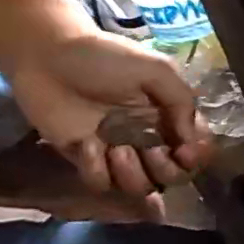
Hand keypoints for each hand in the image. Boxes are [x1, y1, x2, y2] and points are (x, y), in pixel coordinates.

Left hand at [6, 31, 215, 197]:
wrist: (48, 58)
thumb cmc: (106, 58)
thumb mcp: (155, 69)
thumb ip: (181, 102)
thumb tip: (190, 141)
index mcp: (168, 115)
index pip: (195, 147)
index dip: (195, 157)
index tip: (183, 151)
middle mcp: (148, 137)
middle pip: (172, 175)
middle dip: (165, 169)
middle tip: (150, 151)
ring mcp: (117, 150)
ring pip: (138, 186)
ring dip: (131, 173)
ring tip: (114, 149)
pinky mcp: (85, 160)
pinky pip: (100, 182)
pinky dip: (95, 169)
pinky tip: (86, 143)